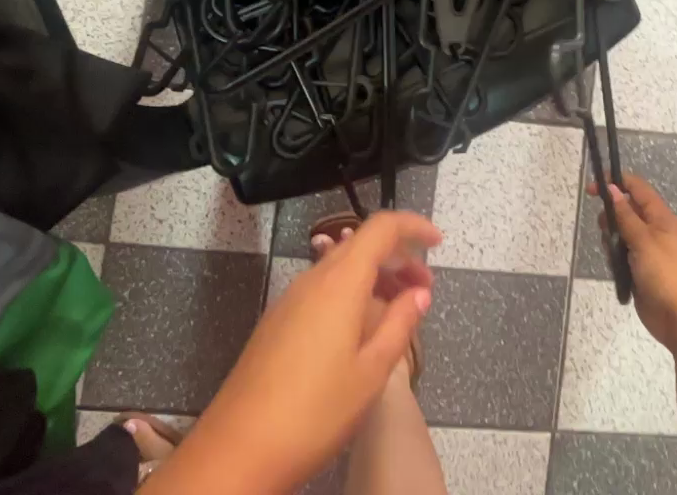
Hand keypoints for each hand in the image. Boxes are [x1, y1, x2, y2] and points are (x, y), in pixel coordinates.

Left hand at [142, 211, 439, 494]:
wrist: (237, 449)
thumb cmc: (315, 410)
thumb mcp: (372, 371)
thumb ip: (400, 323)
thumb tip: (419, 292)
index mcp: (340, 282)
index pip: (381, 228)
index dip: (413, 226)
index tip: (438, 242)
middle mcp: (314, 279)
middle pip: (361, 245)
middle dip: (398, 257)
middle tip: (425, 289)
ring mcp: (291, 299)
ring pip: (341, 268)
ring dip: (375, 277)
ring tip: (399, 311)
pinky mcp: (278, 321)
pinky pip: (324, 289)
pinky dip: (352, 293)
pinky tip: (361, 331)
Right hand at [594, 175, 676, 353]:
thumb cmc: (667, 274)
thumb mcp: (644, 240)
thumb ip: (626, 215)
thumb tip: (613, 189)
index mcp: (661, 218)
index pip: (638, 189)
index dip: (616, 183)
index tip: (592, 188)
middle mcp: (655, 231)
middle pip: (627, 211)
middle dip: (611, 216)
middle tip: (605, 228)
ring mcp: (648, 253)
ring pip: (622, 235)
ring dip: (612, 240)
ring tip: (613, 253)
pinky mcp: (641, 272)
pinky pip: (623, 257)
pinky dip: (615, 258)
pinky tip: (615, 268)